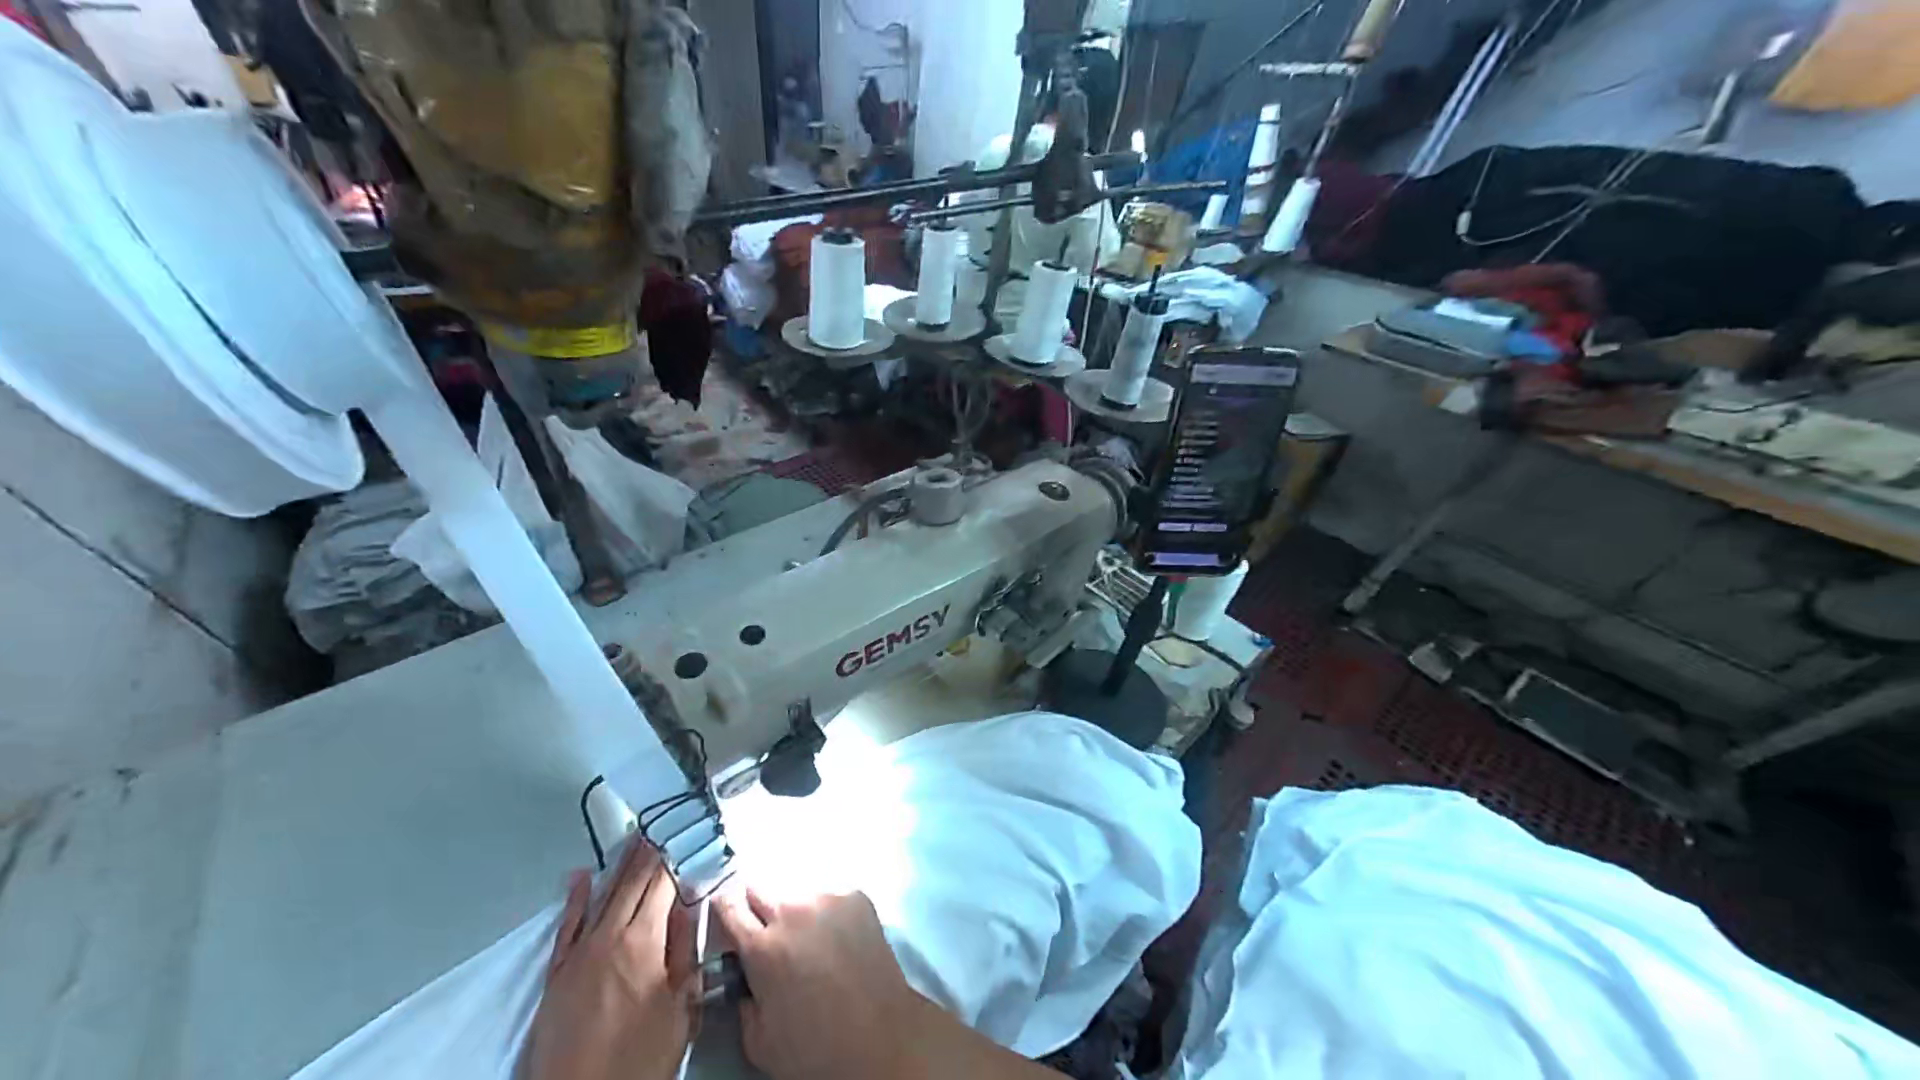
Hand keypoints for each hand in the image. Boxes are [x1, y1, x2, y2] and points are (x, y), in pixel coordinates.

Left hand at [524, 841, 698, 1079]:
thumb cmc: (640, 1056)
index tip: (681, 834)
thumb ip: (684, 951)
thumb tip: (688, 906)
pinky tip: (579, 877)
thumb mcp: (680, 1006)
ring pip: (602, 896)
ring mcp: (579, 954)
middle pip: (631, 884)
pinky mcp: (558, 973)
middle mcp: (608, 937)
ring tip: (632, 839)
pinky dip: (574, 899)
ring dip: (618, 866)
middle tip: (657, 825)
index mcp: (642, 942)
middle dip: (646, 853)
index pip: (661, 886)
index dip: (672, 858)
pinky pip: (567, 925)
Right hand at [714, 888, 917, 1079]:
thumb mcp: (758, 1040)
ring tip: (810, 939)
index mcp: (761, 946)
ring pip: (798, 892)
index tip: (727, 918)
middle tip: (769, 933)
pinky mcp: (857, 896)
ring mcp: (828, 898)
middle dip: (757, 907)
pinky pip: (831, 896)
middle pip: (760, 888)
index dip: (725, 910)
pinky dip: (828, 912)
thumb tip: (743, 976)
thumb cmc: (815, 1047)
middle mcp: (792, 911)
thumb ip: (742, 998)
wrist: (880, 1037)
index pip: (729, 905)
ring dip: (796, 910)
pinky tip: (839, 938)